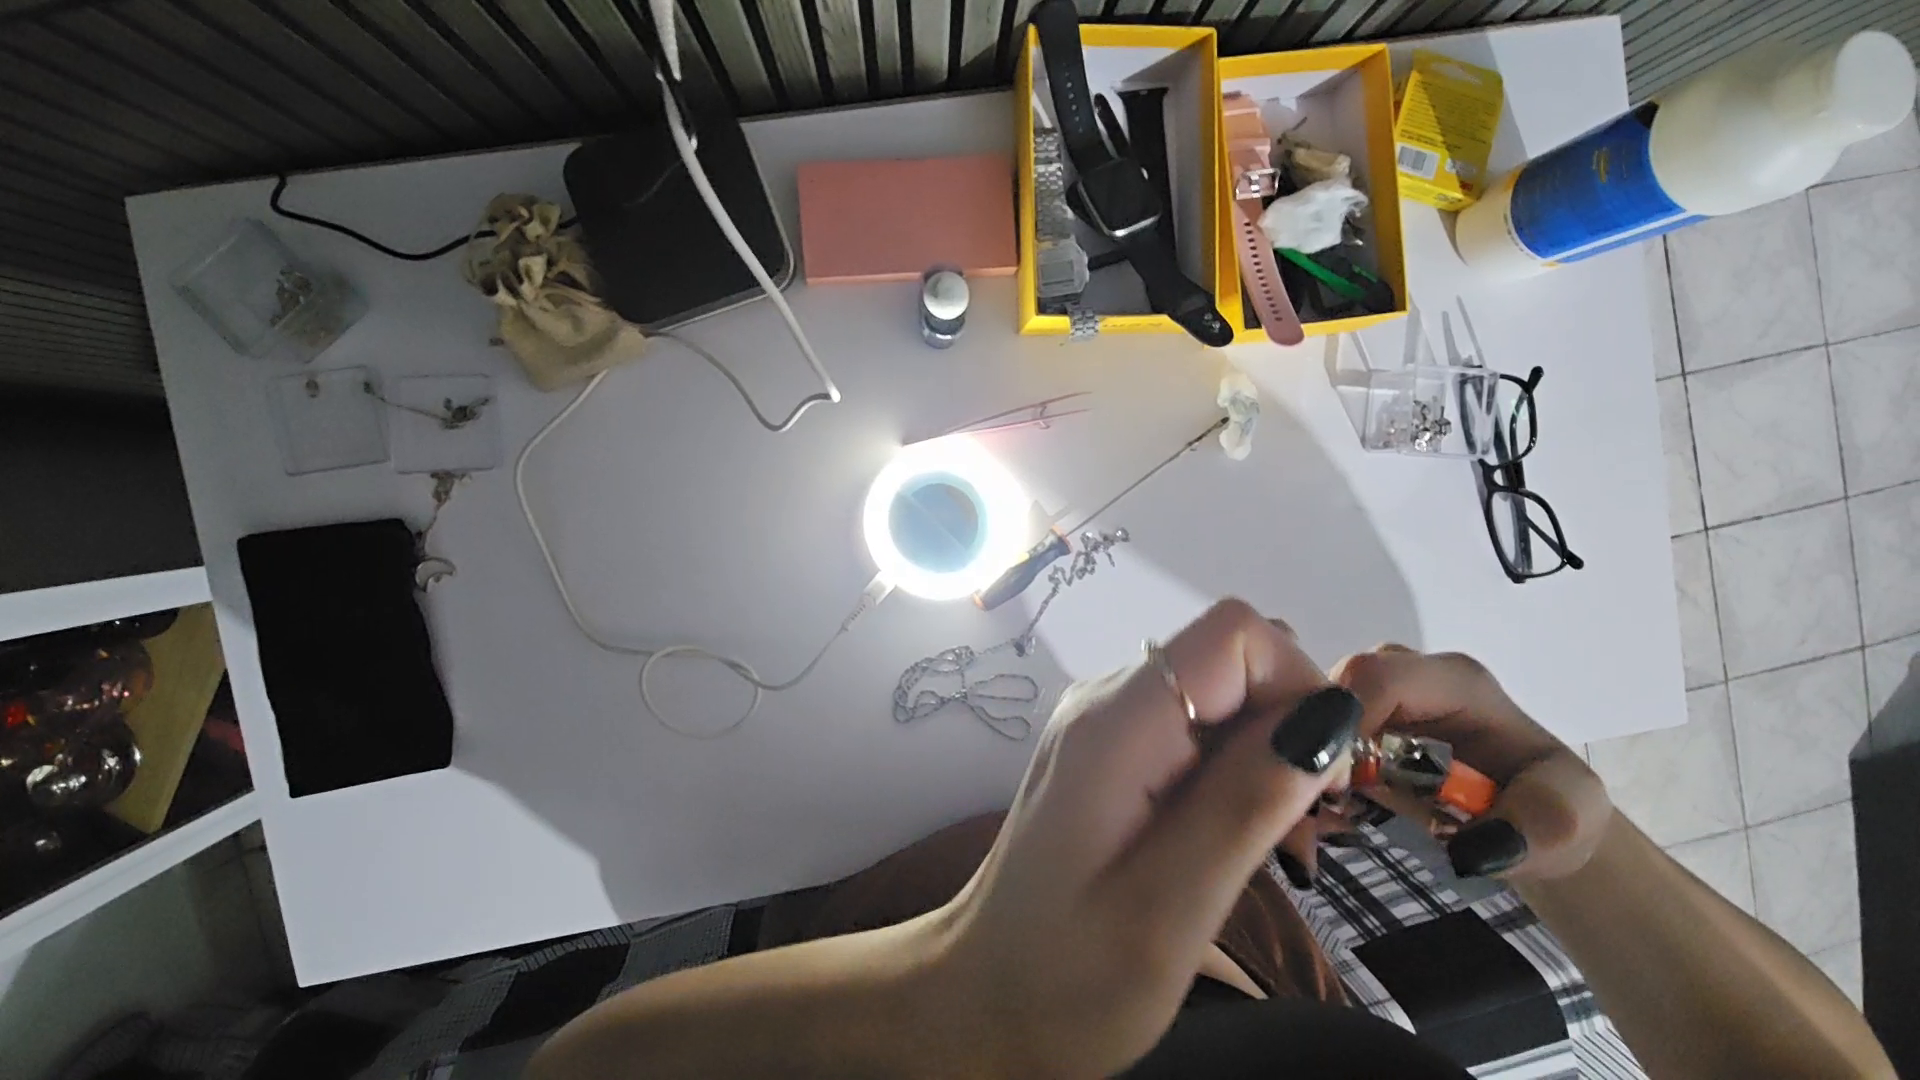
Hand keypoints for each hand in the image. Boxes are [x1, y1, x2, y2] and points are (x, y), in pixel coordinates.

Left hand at [918, 600, 1357, 1078]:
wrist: (984, 994)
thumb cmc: (1069, 975)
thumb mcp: (1170, 908)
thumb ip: (1246, 803)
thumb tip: (1326, 715)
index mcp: (1115, 725)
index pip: (1233, 634)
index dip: (1296, 686)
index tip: (1318, 781)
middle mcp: (1107, 700)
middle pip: (1231, 659)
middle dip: (1289, 727)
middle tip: (1294, 831)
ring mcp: (1105, 722)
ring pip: (1221, 693)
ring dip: (1267, 755)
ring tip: (1264, 845)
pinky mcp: (1112, 751)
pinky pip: (1196, 727)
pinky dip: (1235, 770)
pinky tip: (1227, 837)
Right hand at [1331, 646, 1612, 881]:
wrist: (1532, 819)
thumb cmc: (1551, 812)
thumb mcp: (1567, 823)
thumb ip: (1534, 830)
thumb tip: (1465, 847)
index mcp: (1453, 681)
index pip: (1374, 677)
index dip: (1344, 722)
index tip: (1340, 788)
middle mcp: (1405, 675)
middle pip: (1329, 689)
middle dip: (1313, 745)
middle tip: (1324, 806)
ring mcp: (1374, 696)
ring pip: (1309, 710)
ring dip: (1304, 760)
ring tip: (1323, 813)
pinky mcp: (1352, 720)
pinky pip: (1307, 729)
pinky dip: (1304, 767)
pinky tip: (1321, 806)